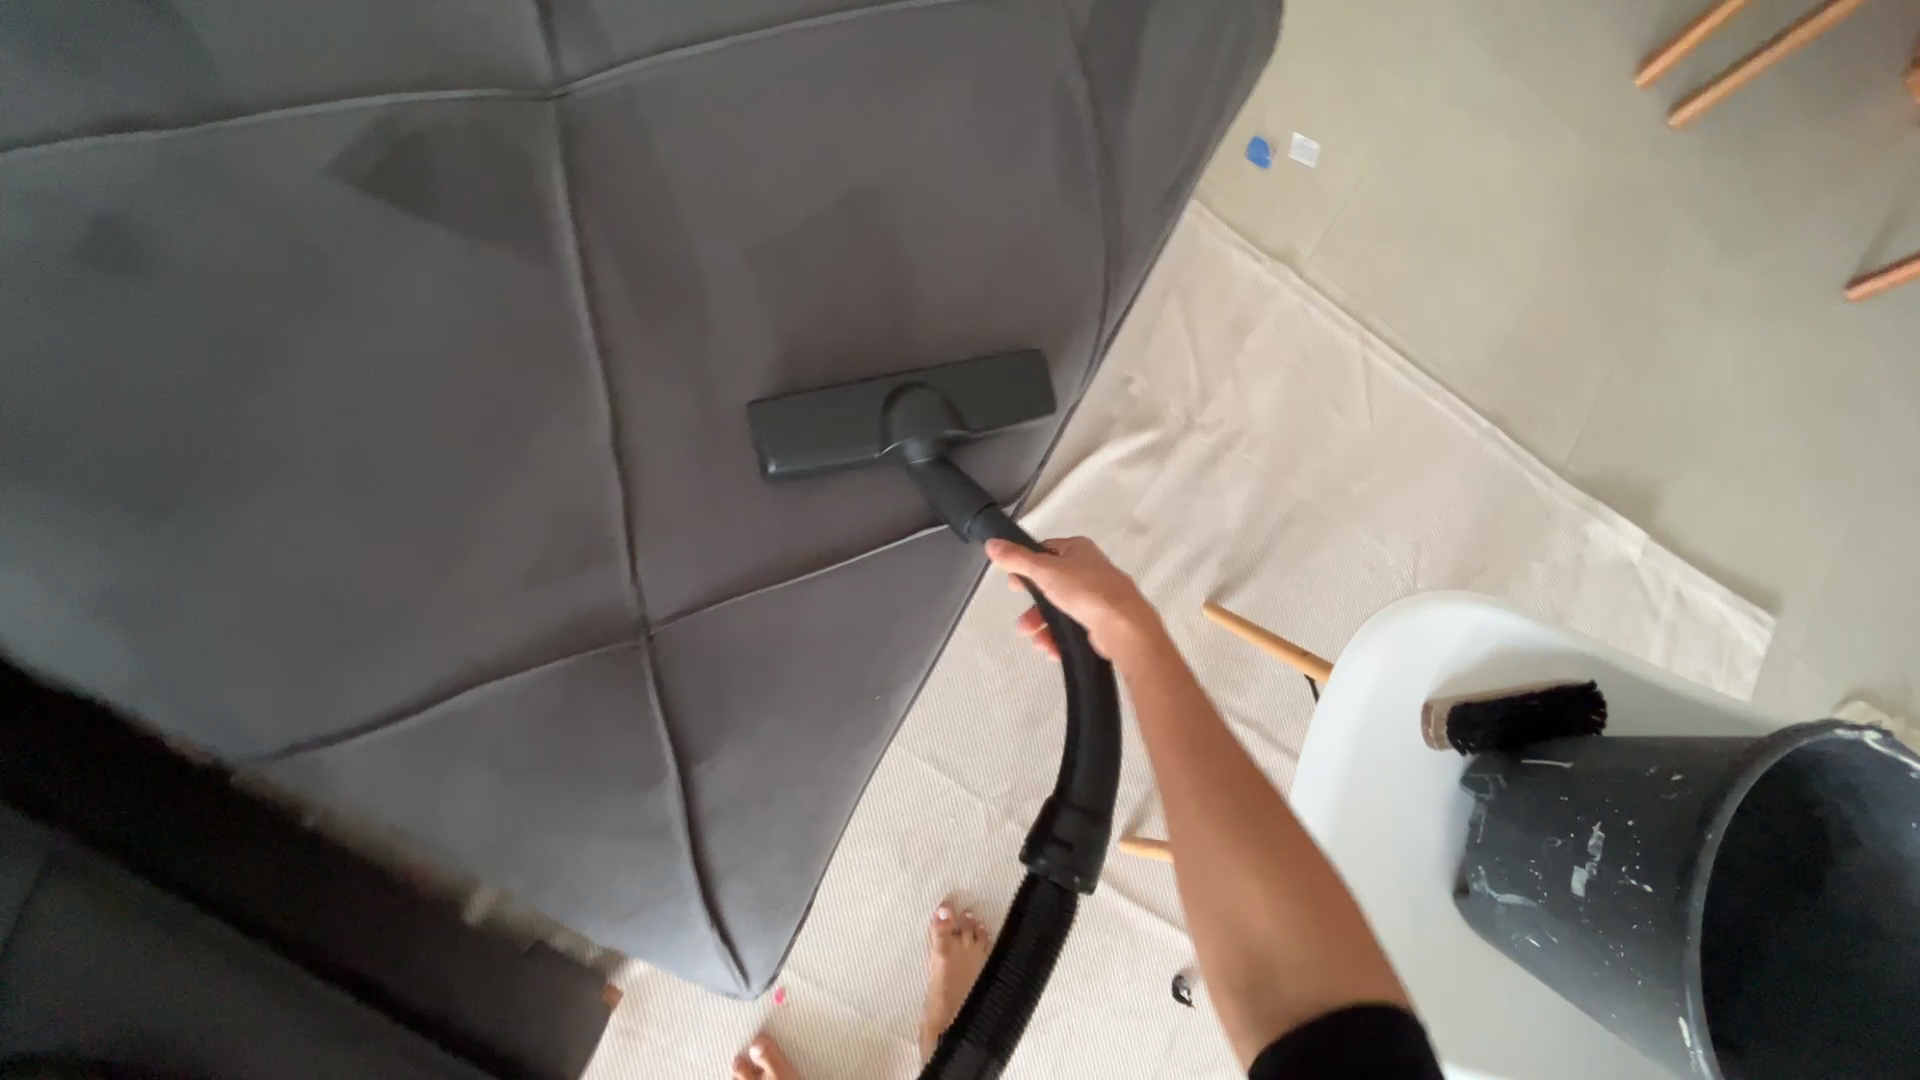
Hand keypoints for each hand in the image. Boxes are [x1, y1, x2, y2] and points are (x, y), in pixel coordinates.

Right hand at [983, 536, 1163, 661]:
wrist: (1124, 627)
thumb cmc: (1086, 591)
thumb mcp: (1044, 571)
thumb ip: (1016, 559)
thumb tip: (992, 544)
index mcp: (1078, 550)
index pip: (1045, 551)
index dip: (1026, 566)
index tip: (1013, 584)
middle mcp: (1089, 569)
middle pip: (1051, 586)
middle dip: (1034, 608)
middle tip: (1023, 622)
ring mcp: (1097, 596)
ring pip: (1061, 610)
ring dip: (1044, 626)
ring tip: (1037, 641)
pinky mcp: (1102, 620)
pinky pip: (1074, 628)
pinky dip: (1060, 639)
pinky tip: (1052, 649)